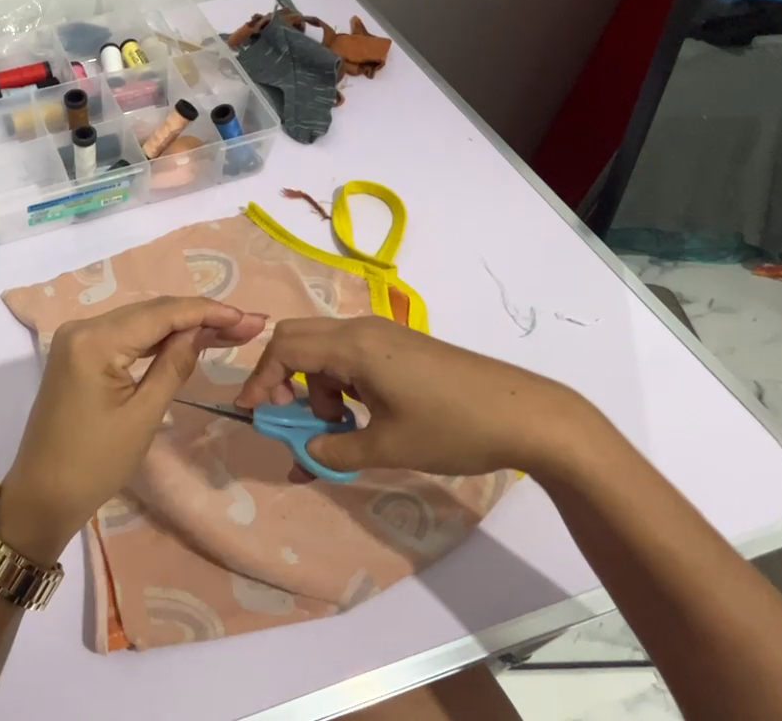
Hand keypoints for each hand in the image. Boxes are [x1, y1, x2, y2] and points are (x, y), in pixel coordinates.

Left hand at [0, 298, 266, 562]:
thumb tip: (200, 329)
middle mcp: (82, 327)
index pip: (161, 314)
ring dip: (182, 325)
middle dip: (200, 316)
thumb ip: (174, 364)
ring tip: (229, 330)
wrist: (42, 494)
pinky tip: (188, 339)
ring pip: (140, 322)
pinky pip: (125, 337)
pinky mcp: (78, 355)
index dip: (207, 312)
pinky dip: (157, 339)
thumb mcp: (143, 415)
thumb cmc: (95, 462)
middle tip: (248, 325)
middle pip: (151, 312)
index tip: (249, 318)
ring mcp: (77, 340)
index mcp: (95, 340)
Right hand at [233, 316, 597, 478]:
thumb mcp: (388, 447)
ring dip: (316, 387)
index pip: (284, 349)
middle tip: (292, 419)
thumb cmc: (453, 428)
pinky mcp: (401, 346)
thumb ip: (335, 450)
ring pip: (324, 349)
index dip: (260, 380)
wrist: (528, 416)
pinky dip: (340, 383)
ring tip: (341, 429)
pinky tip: (364, 416)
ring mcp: (384, 335)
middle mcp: (362, 329)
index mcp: (353, 346)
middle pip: (297, 340)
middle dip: (283, 379)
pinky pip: (350, 355)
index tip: (253, 415)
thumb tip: (307, 451)